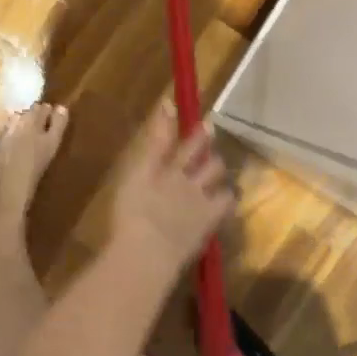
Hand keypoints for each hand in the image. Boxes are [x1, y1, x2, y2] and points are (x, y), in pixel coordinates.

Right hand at [111, 102, 234, 274]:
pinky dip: (227, 197)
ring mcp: (200, 196)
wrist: (148, 250)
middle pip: (201, 152)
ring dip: (217, 168)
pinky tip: (225, 199)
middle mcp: (183, 177)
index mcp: (158, 169)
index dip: (173, 121)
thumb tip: (165, 106)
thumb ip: (151, 145)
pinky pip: (227, 201)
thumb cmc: (129, 218)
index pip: (169, 138)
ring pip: (216, 172)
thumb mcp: (131, 178)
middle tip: (208, 134)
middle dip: (205, 141)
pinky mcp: (211, 218)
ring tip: (216, 169)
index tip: (176, 107)